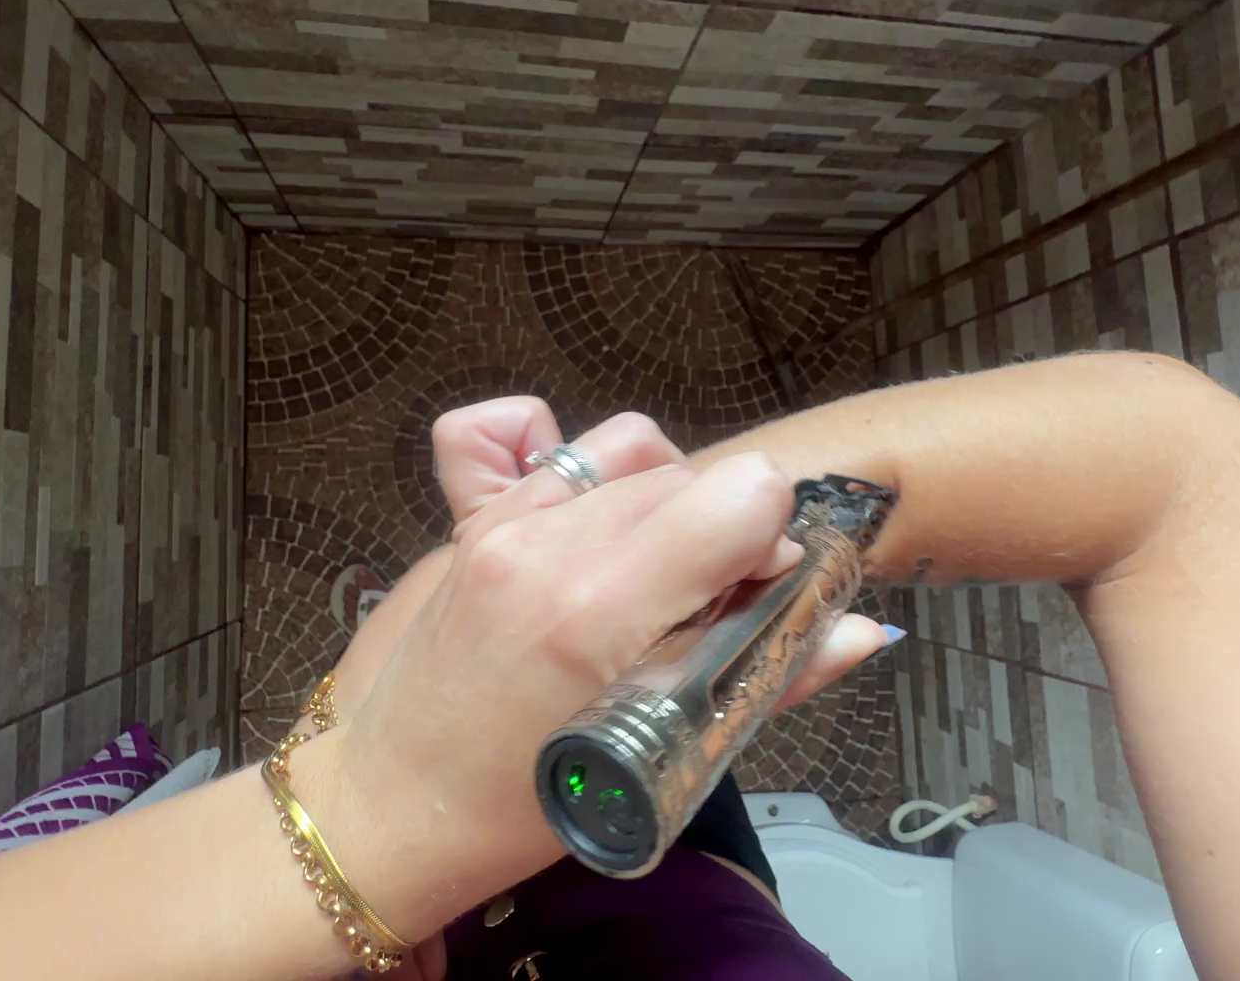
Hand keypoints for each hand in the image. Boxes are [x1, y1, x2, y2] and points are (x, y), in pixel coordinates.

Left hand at [294, 451, 807, 939]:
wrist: (376, 802)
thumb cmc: (518, 809)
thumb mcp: (657, 764)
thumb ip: (772, 681)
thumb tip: (863, 629)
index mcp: (594, 609)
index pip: (738, 493)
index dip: (769, 537)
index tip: (755, 589)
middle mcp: (543, 541)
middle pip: (691, 476)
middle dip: (721, 527)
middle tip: (701, 599)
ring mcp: (497, 519)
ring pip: (630, 452)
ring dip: (661, 497)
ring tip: (645, 562)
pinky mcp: (466, 515)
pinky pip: (524, 430)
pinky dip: (568, 454)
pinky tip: (578, 504)